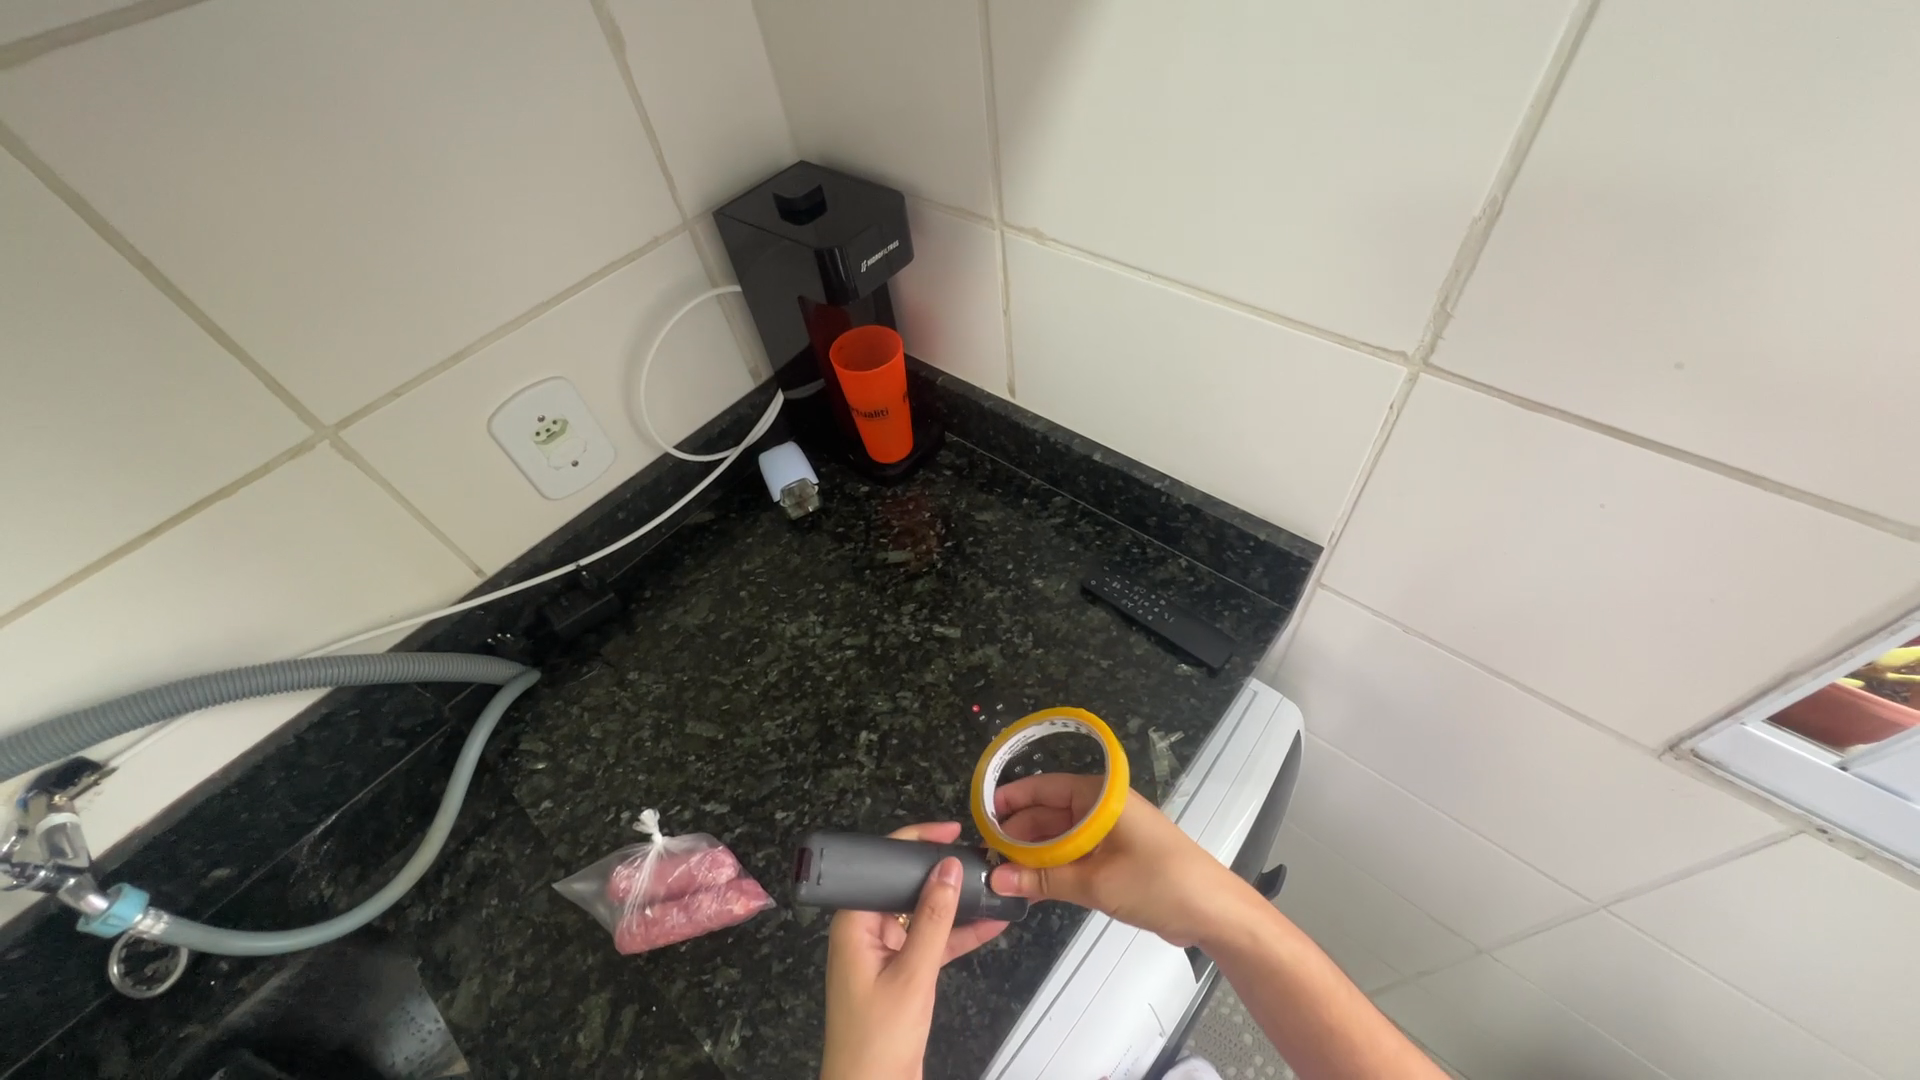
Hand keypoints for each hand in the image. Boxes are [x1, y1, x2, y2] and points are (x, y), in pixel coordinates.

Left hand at [821, 822, 1009, 1079]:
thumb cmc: (878, 1038)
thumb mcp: (911, 974)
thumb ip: (933, 919)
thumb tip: (948, 867)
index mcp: (853, 921)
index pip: (881, 865)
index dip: (915, 842)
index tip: (951, 831)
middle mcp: (866, 929)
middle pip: (906, 885)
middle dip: (942, 871)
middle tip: (979, 855)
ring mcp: (885, 951)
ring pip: (924, 913)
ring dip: (956, 902)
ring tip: (991, 882)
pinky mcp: (902, 972)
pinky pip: (932, 941)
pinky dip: (958, 933)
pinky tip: (990, 922)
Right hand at [986, 774, 1252, 946]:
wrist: (1214, 912)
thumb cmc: (1157, 882)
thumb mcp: (1095, 882)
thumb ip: (1044, 879)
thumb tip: (998, 879)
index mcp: (1099, 798)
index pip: (1044, 787)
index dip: (1010, 800)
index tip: (980, 818)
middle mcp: (1102, 808)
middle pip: (1050, 813)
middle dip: (1019, 834)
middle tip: (987, 857)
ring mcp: (1111, 833)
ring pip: (1061, 836)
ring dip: (1035, 855)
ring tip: (1004, 875)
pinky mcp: (1118, 857)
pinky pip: (1077, 855)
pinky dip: (1055, 867)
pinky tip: (1033, 885)